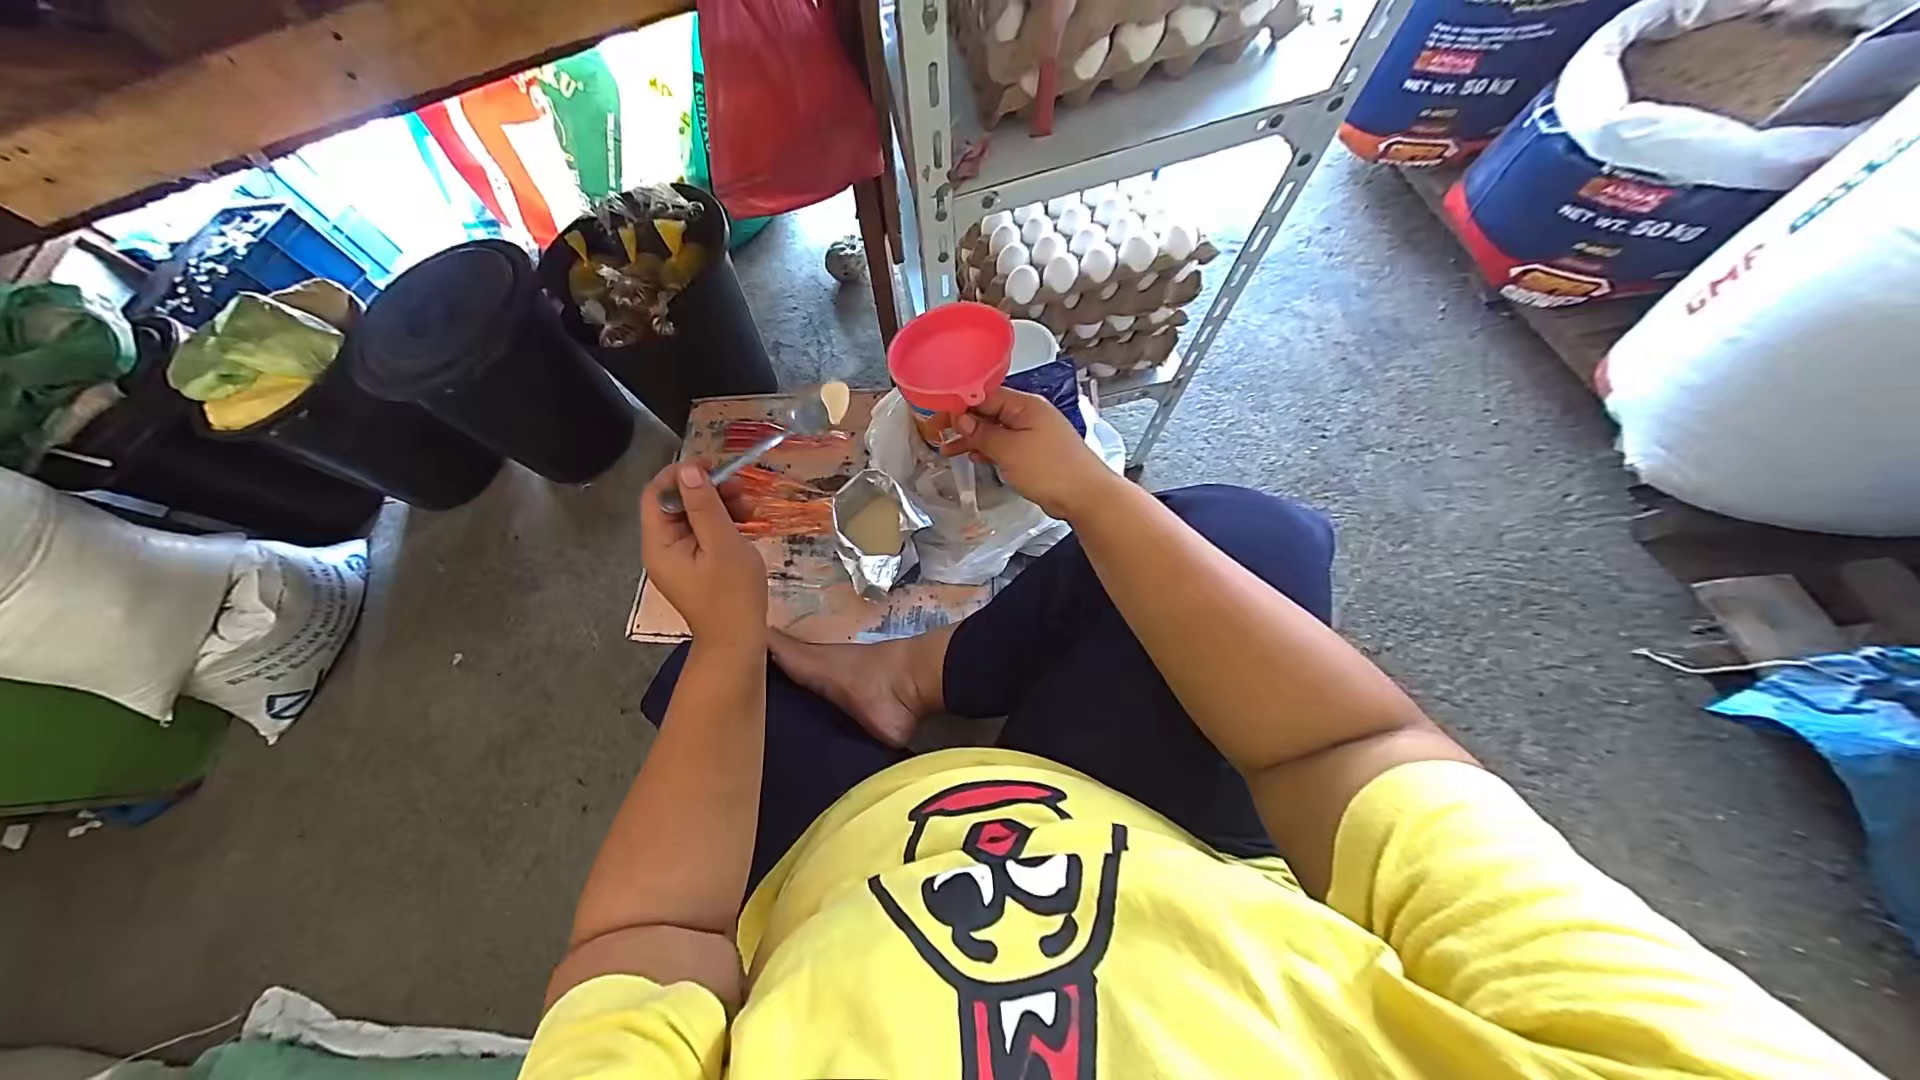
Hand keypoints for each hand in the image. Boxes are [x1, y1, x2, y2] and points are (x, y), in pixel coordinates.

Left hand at [641, 461, 767, 641]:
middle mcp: (662, 548)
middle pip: (678, 504)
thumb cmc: (732, 595)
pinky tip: (747, 523)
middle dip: (709, 491)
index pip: (658, 494)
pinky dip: (724, 524)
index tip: (714, 466)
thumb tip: (689, 470)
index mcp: (659, 544)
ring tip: (750, 508)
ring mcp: (680, 559)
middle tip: (742, 489)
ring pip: (694, 518)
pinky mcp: (697, 566)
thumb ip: (705, 506)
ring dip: (721, 506)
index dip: (682, 474)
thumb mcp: (723, 545)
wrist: (738, 642)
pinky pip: (705, 535)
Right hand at [946, 388, 1122, 519]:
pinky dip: (988, 449)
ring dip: (973, 438)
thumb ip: (983, 433)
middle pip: (989, 412)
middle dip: (964, 422)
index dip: (960, 404)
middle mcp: (1029, 414)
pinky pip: (1005, 445)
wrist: (1085, 496)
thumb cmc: (1049, 469)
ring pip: (996, 430)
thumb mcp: (1009, 449)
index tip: (938, 415)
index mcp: (1025, 405)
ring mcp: (1033, 433)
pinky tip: (973, 456)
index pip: (985, 395)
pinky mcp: (1035, 452)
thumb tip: (961, 419)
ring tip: (948, 449)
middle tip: (938, 433)